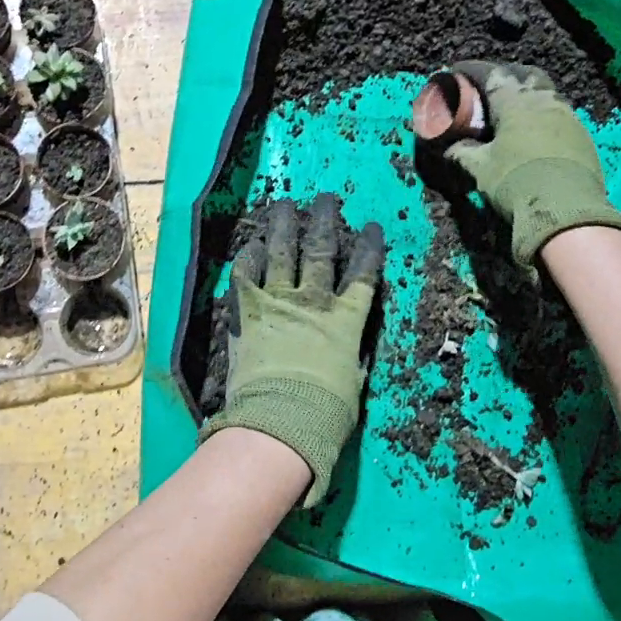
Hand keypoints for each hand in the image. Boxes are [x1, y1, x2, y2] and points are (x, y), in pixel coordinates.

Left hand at [203, 195, 384, 507]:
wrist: (281, 421)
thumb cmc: (326, 412)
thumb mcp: (352, 380)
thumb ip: (350, 352)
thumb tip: (349, 343)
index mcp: (347, 319)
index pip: (364, 274)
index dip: (370, 248)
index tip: (373, 228)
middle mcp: (315, 300)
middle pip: (322, 250)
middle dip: (326, 220)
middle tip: (327, 199)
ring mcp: (279, 300)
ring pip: (284, 251)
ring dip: (286, 225)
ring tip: (287, 204)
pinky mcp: (248, 310)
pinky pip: (247, 274)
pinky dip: (249, 257)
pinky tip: (252, 244)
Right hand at [445, 60, 620, 264]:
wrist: (566, 210)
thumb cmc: (515, 181)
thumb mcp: (480, 168)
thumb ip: (462, 153)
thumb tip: (450, 148)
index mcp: (515, 102)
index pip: (491, 73)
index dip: (471, 70)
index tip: (456, 72)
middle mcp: (544, 100)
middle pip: (525, 74)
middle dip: (506, 75)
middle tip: (490, 87)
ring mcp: (568, 116)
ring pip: (546, 93)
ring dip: (529, 96)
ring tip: (514, 111)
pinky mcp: (583, 136)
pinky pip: (560, 115)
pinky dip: (544, 116)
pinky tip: (536, 132)